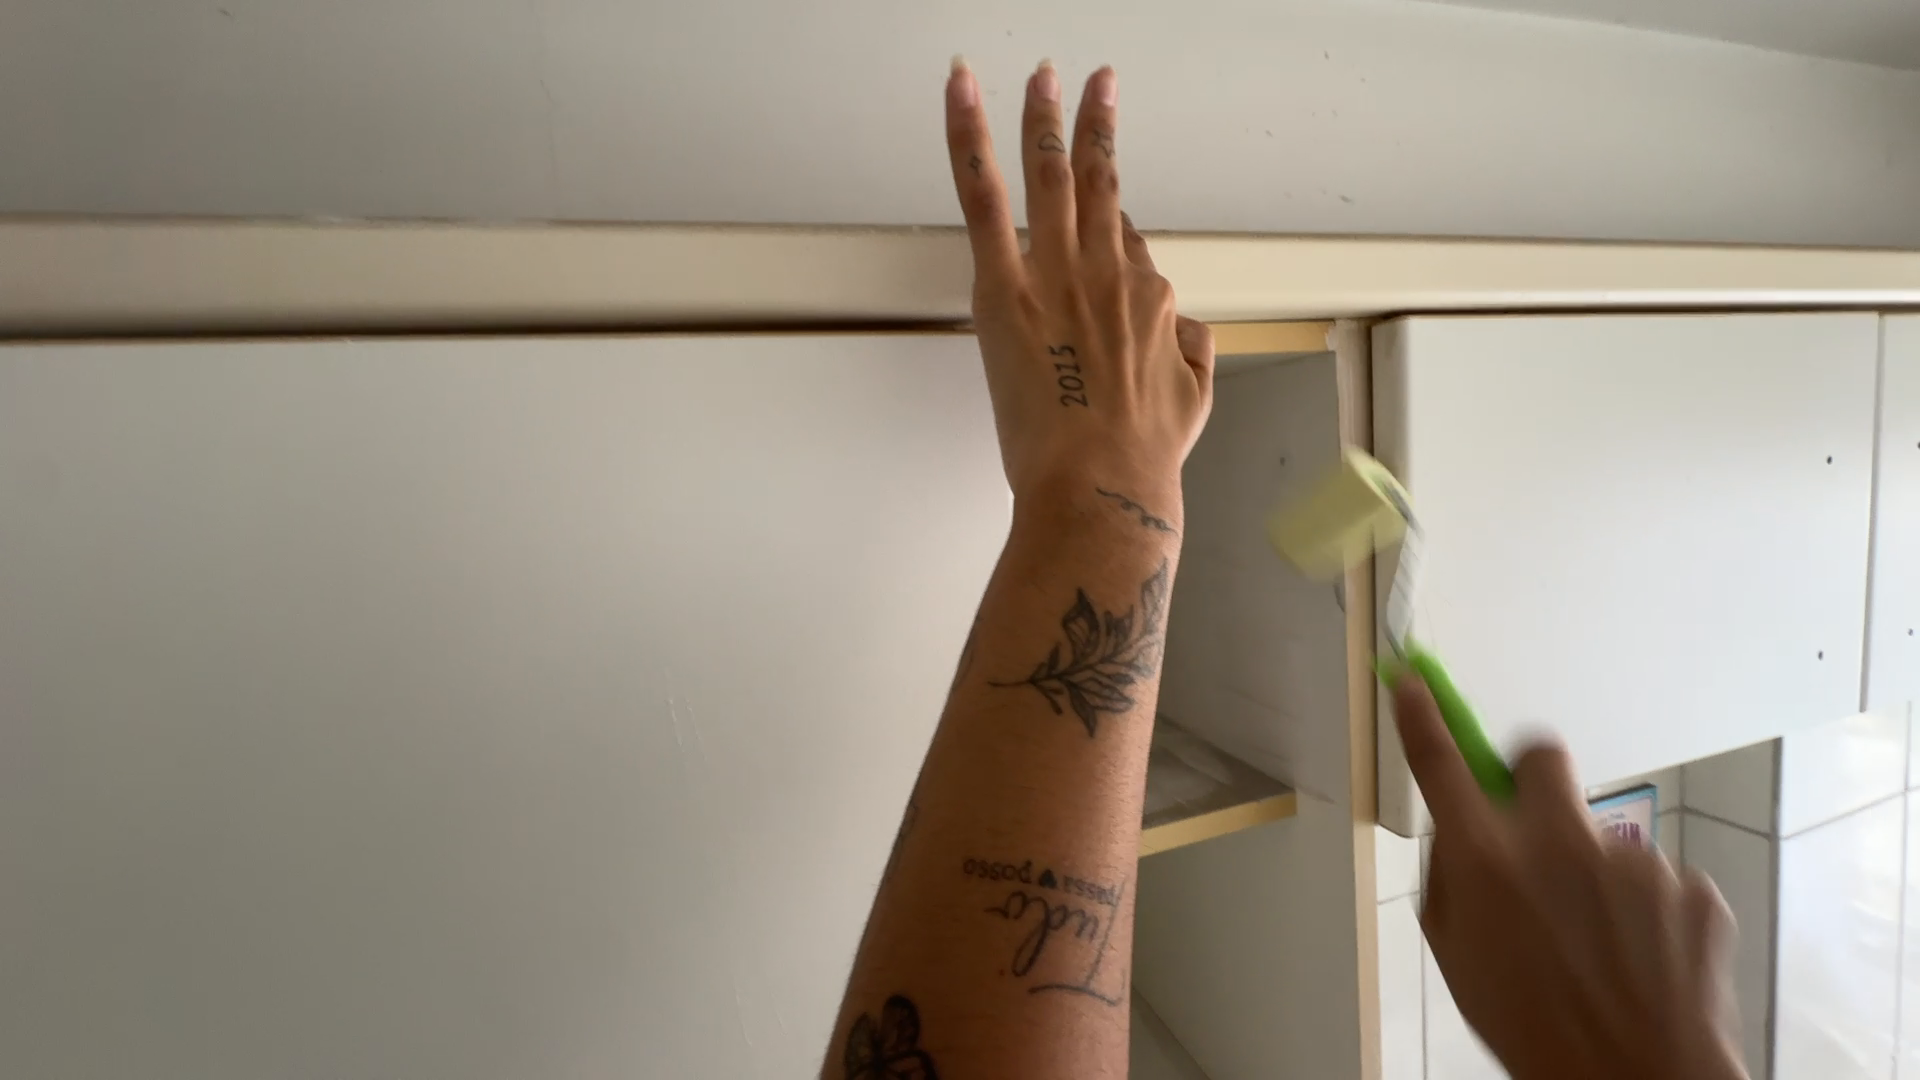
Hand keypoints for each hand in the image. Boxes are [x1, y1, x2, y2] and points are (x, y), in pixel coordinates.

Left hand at [944, 59, 1212, 506]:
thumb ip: (1193, 353)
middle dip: (1098, 131)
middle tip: (1095, 87)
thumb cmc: (1139, 457)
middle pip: (1104, 187)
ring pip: (1051, 176)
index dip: (1112, 236)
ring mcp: (1058, 274)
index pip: (1128, 249)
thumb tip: (1187, 329)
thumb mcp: (1193, 402)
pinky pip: (985, 196)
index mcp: (1151, 301)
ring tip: (1043, 75)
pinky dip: (969, 138)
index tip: (1100, 230)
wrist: (1102, 485)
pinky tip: (963, 91)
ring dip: (1046, 118)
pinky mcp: (1006, 289)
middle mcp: (1110, 273)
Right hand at [1391, 676, 1746, 1079]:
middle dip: (1529, 772)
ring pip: (1597, 832)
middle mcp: (1556, 842)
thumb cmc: (1518, 1014)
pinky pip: (1649, 872)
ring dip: (1588, 863)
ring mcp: (1631, 861)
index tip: (1413, 682)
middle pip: (1541, 754)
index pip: (1439, 761)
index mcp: (1484, 856)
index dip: (1421, 714)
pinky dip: (1636, 901)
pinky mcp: (1691, 889)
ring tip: (1595, 933)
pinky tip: (1636, 950)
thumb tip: (1464, 830)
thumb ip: (1451, 868)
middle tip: (1532, 823)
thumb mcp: (1447, 939)